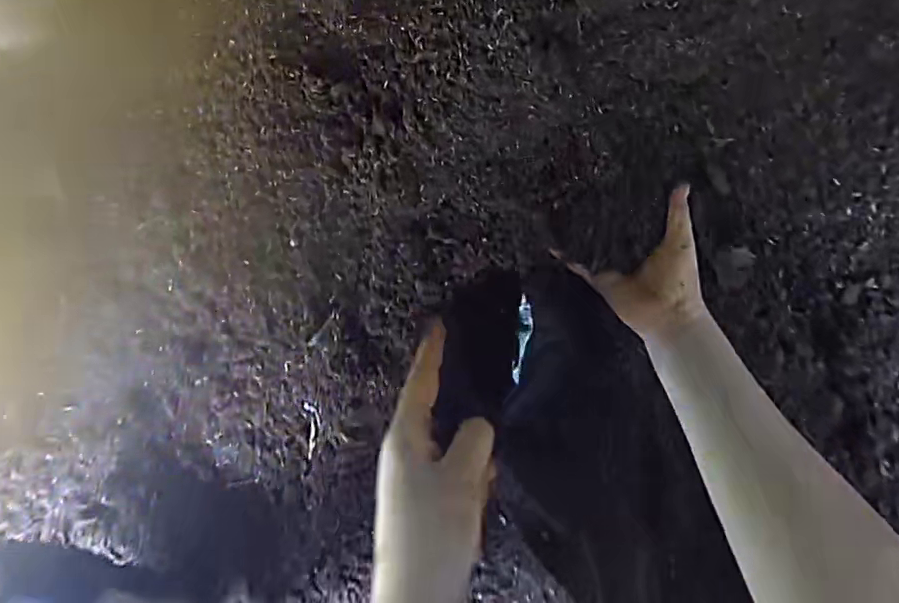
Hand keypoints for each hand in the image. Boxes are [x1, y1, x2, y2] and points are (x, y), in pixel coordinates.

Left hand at [373, 322, 495, 602]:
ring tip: (494, 408)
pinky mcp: (427, 504)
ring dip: (468, 431)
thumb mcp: (462, 477)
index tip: (440, 322)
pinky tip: (491, 465)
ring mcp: (414, 480)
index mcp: (405, 438)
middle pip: (432, 406)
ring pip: (446, 438)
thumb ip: (476, 437)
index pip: (420, 382)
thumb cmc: (432, 532)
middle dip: (454, 387)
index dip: (431, 351)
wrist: (417, 599)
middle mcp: (405, 453)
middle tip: (479, 359)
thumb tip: (481, 424)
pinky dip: (471, 461)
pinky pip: (452, 466)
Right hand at [565, 185, 708, 341]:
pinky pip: (581, 266)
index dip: (620, 201)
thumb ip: (678, 213)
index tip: (607, 180)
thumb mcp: (681, 239)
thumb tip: (682, 185)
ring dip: (577, 232)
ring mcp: (612, 265)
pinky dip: (568, 256)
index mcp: (646, 240)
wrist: (670, 316)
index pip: (629, 215)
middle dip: (594, 215)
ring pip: (590, 245)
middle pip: (606, 229)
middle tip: (578, 190)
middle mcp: (627, 250)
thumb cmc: (680, 278)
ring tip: (560, 210)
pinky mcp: (600, 279)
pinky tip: (555, 242)